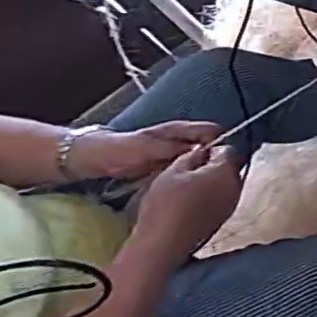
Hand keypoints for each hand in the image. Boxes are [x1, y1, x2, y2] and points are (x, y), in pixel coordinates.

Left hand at [69, 121, 217, 180]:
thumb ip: (175, 148)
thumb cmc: (121, 150)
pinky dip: (191, 175)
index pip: (213, 131)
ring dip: (202, 169)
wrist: (95, 159)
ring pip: (200, 159)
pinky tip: (188, 187)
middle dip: (214, 159)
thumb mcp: (149, 149)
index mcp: (182, 129)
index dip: (221, 143)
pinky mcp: (169, 164)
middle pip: (210, 146)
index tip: (221, 161)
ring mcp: (176, 152)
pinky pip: (187, 168)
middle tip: (213, 177)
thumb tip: (203, 150)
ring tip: (203, 184)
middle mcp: (183, 139)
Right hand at [131, 145, 243, 259]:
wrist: (164, 244)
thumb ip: (191, 157)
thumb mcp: (172, 173)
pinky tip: (191, 203)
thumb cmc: (167, 204)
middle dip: (214, 166)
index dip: (213, 149)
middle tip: (189, 172)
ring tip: (187, 189)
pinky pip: (222, 198)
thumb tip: (202, 152)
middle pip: (230, 167)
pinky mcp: (223, 218)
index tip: (196, 155)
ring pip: (226, 184)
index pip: (228, 150)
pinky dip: (211, 196)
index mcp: (227, 171)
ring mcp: (232, 203)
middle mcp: (236, 185)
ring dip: (213, 182)